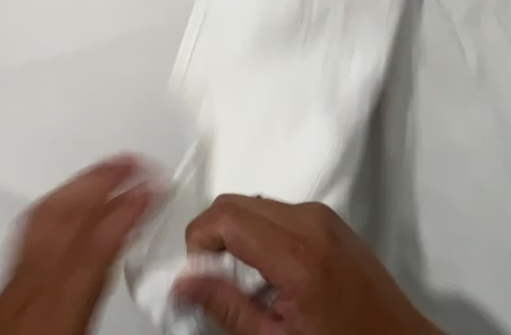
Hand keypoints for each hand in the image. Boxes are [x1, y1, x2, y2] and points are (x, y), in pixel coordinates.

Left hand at [0, 156, 157, 334]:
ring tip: (106, 171)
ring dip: (77, 189)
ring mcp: (5, 297)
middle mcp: (23, 302)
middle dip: (99, 183)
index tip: (150, 188)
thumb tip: (154, 305)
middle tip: (134, 163)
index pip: (90, 251)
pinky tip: (65, 206)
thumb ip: (110, 319)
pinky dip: (53, 210)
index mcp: (51, 320)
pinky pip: (25, 239)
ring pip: (38, 225)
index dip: (123, 213)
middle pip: (61, 224)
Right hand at [175, 195, 440, 334]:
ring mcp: (322, 215)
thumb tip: (180, 282)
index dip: (200, 241)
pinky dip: (261, 232)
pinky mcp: (330, 219)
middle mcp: (309, 220)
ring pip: (255, 203)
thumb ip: (226, 307)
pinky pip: (278, 211)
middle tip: (218, 281)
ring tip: (249, 281)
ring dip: (238, 233)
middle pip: (236, 203)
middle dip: (215, 236)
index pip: (225, 215)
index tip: (200, 277)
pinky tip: (272, 272)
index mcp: (296, 253)